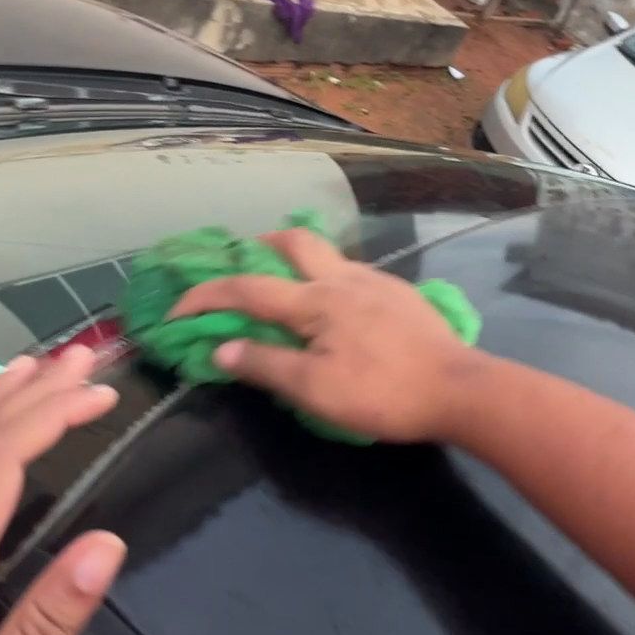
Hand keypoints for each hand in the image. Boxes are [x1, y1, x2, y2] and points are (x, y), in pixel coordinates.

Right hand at [166, 228, 486, 442]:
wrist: (458, 388)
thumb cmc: (382, 393)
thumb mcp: (315, 390)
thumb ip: (266, 365)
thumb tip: (221, 348)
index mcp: (316, 300)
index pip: (248, 289)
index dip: (206, 296)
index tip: (176, 309)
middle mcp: (344, 278)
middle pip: (294, 242)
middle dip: (258, 245)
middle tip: (240, 261)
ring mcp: (376, 280)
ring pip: (327, 253)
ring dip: (297, 258)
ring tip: (285, 284)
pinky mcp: (400, 293)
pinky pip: (352, 271)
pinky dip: (328, 276)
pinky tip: (335, 306)